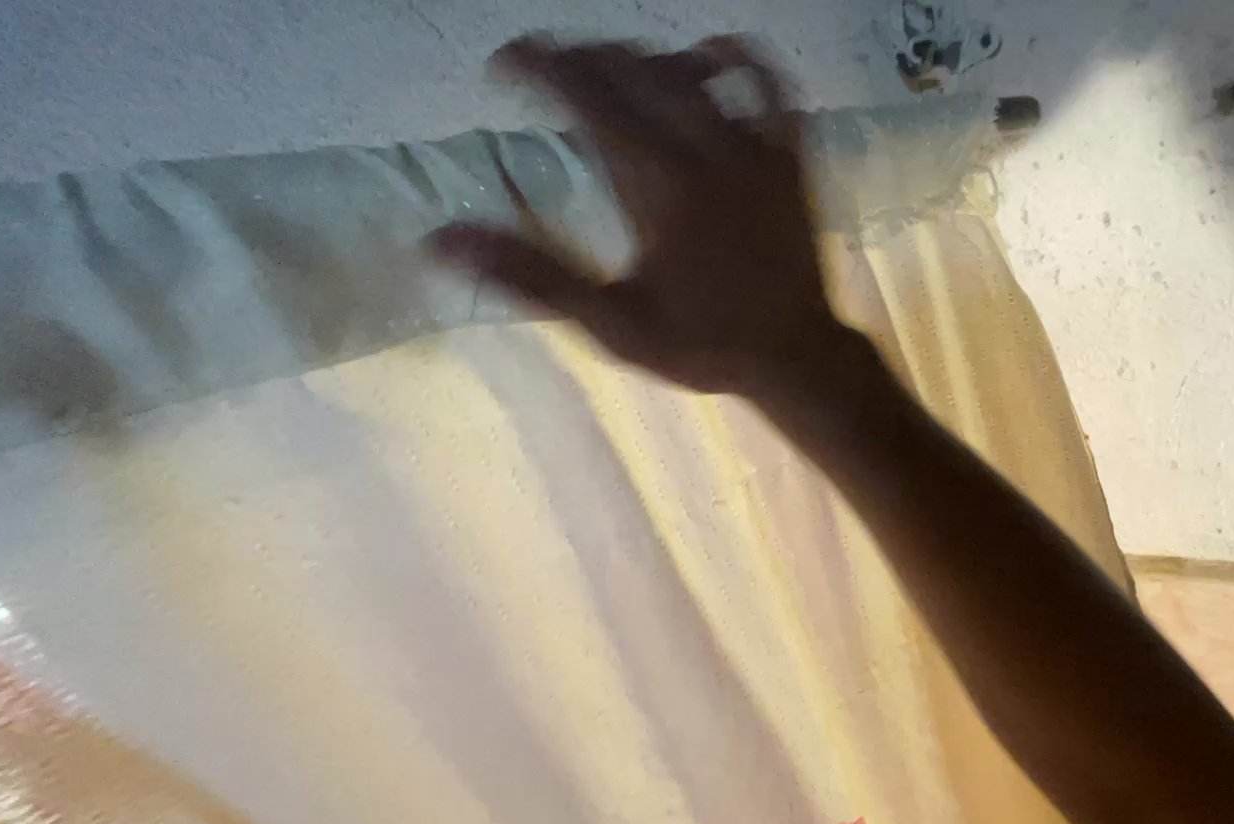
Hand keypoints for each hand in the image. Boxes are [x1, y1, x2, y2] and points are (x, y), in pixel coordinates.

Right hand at [429, 35, 852, 400]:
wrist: (794, 357)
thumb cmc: (705, 347)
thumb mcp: (614, 324)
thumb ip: (534, 275)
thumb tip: (439, 238)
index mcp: (655, 184)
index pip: (581, 89)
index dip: (533, 64)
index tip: (504, 69)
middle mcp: (705, 151)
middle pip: (630, 64)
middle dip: (580, 56)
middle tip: (554, 74)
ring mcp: (757, 151)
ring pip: (692, 67)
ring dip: (643, 56)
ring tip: (616, 72)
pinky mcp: (792, 162)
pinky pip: (772, 86)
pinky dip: (737, 60)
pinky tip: (710, 60)